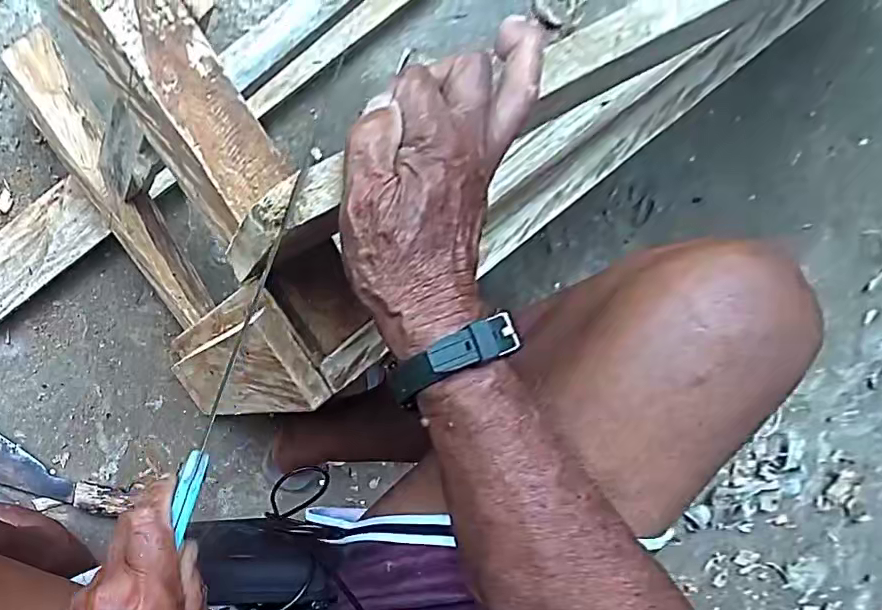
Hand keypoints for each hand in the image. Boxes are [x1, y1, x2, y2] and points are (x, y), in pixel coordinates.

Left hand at [31, 477, 215, 609]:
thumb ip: (195, 594)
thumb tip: (189, 556)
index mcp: (148, 598)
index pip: (149, 521)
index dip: (165, 495)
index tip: (181, 484)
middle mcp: (113, 588)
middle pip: (130, 522)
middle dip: (156, 513)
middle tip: (176, 517)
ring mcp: (89, 593)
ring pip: (120, 546)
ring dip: (143, 547)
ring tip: (161, 578)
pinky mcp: (76, 601)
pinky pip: (108, 570)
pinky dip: (127, 572)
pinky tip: (137, 603)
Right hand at [339, 17, 544, 356]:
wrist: (426, 305)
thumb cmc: (395, 267)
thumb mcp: (360, 205)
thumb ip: (368, 142)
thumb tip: (380, 109)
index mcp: (431, 145)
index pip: (410, 85)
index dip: (388, 99)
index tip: (375, 127)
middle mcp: (465, 143)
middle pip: (459, 71)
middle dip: (432, 72)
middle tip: (409, 97)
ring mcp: (481, 158)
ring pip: (504, 80)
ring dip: (503, 51)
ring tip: (506, 32)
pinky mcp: (484, 176)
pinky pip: (516, 110)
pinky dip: (522, 75)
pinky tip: (516, 57)